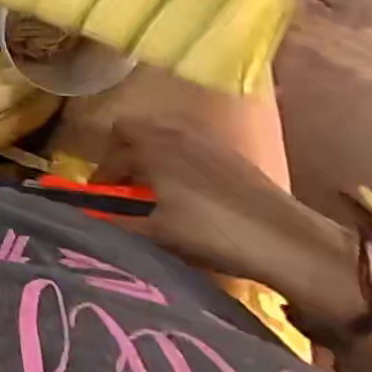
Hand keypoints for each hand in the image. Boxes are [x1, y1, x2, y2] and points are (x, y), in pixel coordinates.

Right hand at [98, 118, 364, 325]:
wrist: (288, 241)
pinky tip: (187, 190)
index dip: (102, 176)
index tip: (102, 201)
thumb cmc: (213, 233)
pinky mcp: (230, 152)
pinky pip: (187, 143)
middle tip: (123, 186)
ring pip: (160, 133)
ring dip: (148, 153)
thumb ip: (114, 223)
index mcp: (151, 147)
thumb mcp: (156, 234)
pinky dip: (175, 158)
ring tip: (153, 187)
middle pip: (131, 130)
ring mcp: (205, 139)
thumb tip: (83, 220)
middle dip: (120, 154)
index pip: (111, 152)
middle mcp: (174, 133)